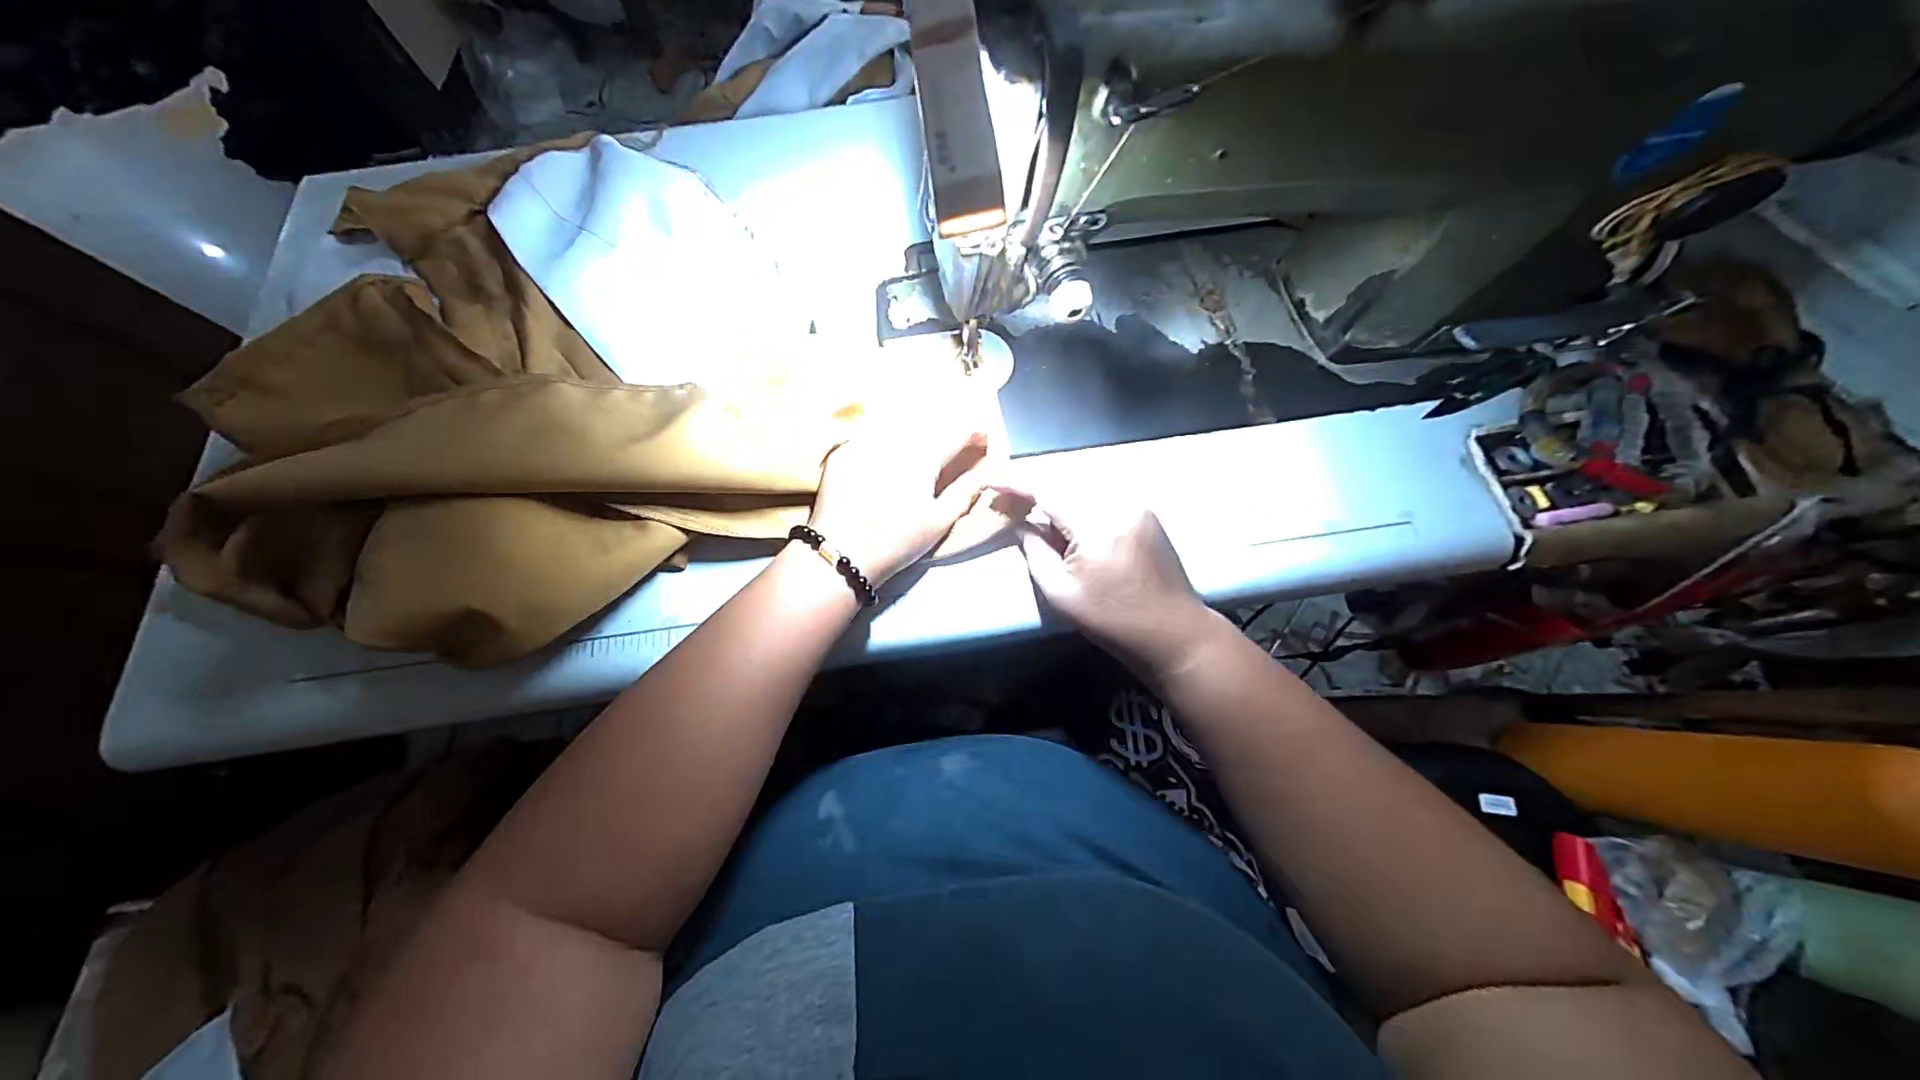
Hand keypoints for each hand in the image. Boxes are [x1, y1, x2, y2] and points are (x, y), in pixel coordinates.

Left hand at [807, 422, 992, 586]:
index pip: (955, 433)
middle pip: (925, 424)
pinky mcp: (841, 454)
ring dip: (911, 428)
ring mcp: (863, 444)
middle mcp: (893, 441)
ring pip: (894, 425)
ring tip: (918, 444)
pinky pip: (867, 436)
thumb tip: (982, 475)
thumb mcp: (938, 523)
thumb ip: (964, 494)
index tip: (982, 437)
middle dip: (942, 429)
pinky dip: (881, 440)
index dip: (973, 433)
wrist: (840, 554)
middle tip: (951, 442)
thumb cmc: (895, 542)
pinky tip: (883, 457)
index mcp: (922, 457)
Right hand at [993, 485, 1229, 678]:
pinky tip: (1068, 522)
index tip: (990, 482)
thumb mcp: (1061, 593)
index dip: (1015, 483)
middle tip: (1009, 502)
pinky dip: (1080, 502)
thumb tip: (1023, 525)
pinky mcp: (1146, 514)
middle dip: (1035, 490)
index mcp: (1097, 524)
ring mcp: (1137, 506)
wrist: (1174, 632)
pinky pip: (1103, 497)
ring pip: (1085, 487)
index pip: (1048, 490)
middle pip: (1066, 483)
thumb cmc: (1113, 621)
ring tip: (1036, 514)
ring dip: (1058, 496)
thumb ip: (1035, 552)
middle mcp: (1119, 504)